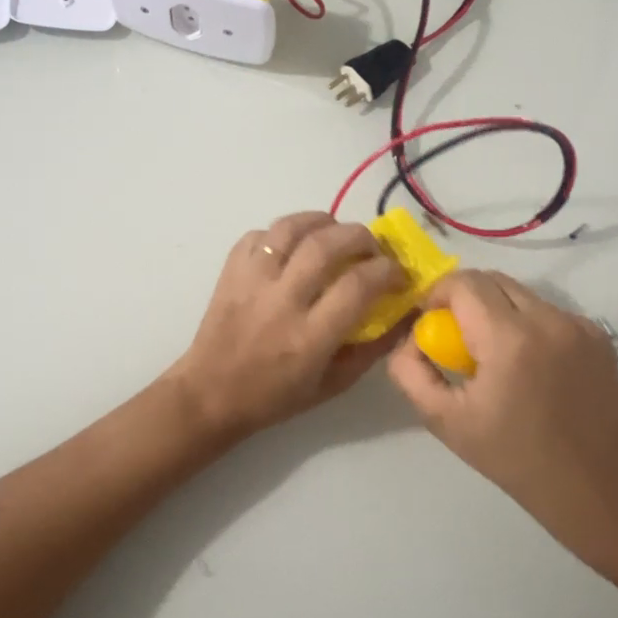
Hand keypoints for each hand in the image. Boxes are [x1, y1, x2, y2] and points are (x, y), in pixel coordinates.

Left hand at [168, 212, 406, 438]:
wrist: (210, 394)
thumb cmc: (275, 396)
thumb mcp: (333, 384)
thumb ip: (372, 349)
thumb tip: (406, 314)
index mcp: (309, 338)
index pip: (358, 286)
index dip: (387, 271)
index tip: (398, 274)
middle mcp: (281, 302)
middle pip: (326, 245)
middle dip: (360, 237)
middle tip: (372, 248)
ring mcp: (251, 282)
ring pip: (289, 228)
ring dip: (321, 221)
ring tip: (336, 232)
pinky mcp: (229, 272)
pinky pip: (258, 235)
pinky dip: (282, 232)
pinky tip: (294, 245)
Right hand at [388, 271, 617, 560]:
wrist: (587, 484)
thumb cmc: (509, 455)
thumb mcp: (443, 419)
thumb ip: (409, 371)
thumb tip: (408, 338)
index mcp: (509, 339)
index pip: (465, 283)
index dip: (438, 294)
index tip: (431, 323)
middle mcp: (549, 320)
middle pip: (494, 280)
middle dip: (467, 299)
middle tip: (457, 337)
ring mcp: (579, 326)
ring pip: (523, 295)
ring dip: (499, 312)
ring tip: (496, 356)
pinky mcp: (598, 337)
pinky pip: (551, 314)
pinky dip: (531, 327)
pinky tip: (531, 367)